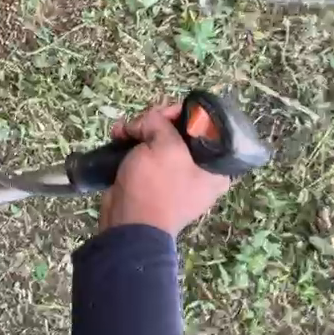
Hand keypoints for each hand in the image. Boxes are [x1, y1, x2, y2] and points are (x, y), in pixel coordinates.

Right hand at [98, 103, 234, 236]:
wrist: (132, 221)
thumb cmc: (156, 186)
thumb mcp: (165, 148)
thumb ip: (160, 124)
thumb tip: (147, 122)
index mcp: (215, 167)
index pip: (203, 127)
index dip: (179, 114)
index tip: (158, 113)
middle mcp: (199, 170)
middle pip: (177, 131)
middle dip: (153, 121)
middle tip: (136, 125)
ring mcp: (174, 175)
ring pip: (157, 139)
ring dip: (137, 130)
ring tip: (120, 132)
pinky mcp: (152, 178)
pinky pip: (145, 151)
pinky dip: (131, 142)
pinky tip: (117, 138)